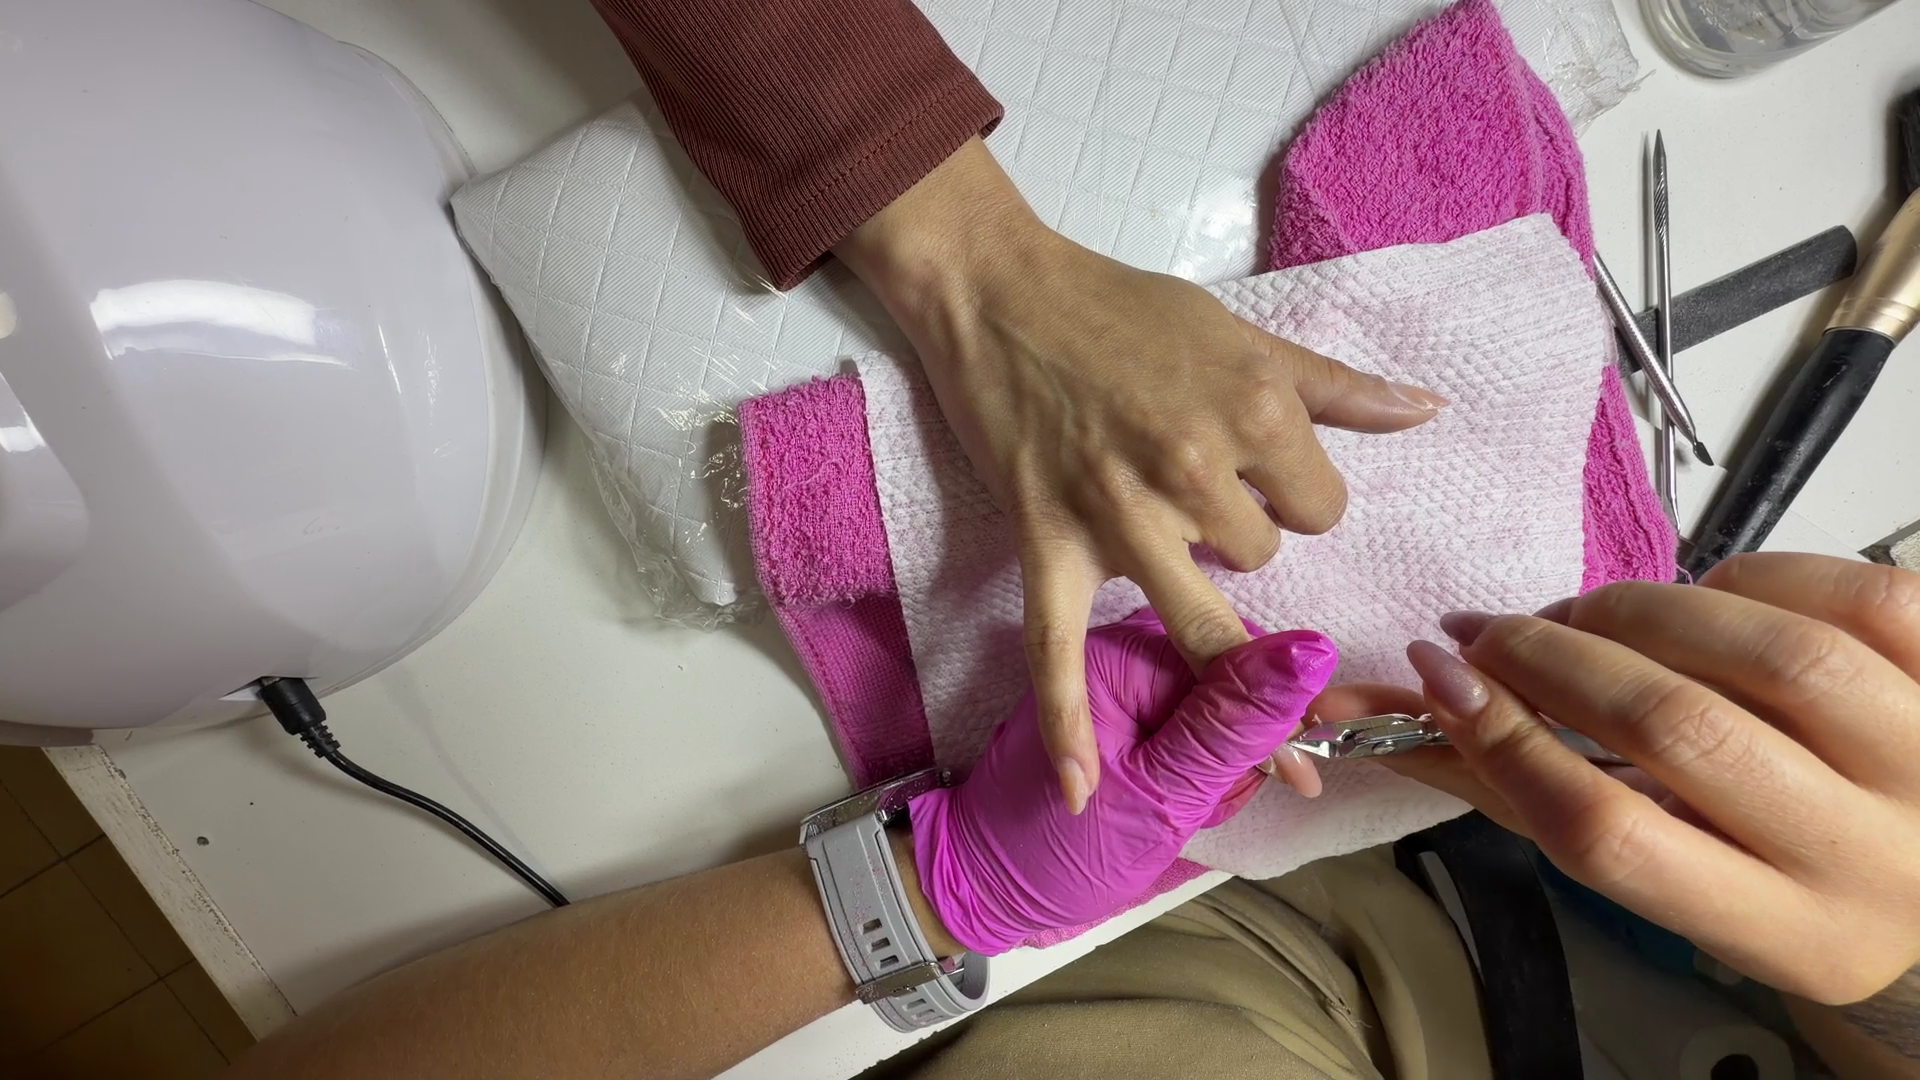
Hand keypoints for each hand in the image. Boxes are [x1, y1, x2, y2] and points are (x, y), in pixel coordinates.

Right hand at [835, 138, 1443, 810]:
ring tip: (1158, 537)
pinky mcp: (1048, 544)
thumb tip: (1426, 411)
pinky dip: (1068, 721)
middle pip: (1264, 561)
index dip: (1293, 493)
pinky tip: (1084, 790)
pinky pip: (1057, 647)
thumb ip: (1335, 384)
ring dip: (1197, 588)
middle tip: (1190, 487)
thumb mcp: (1239, 331)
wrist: (1005, 294)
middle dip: (1242, 534)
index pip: (1321, 507)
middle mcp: (1193, 474)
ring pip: (1204, 614)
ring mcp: (1117, 521)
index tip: (1251, 470)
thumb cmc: (1122, 307)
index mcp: (1253, 413)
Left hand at [908, 610, 1336, 954]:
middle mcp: (1117, 652)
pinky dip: (1190, 770)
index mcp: (1122, 655)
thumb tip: (1312, 651)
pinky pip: (1181, 727)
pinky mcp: (1115, 711)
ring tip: (1187, 809)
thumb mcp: (1161, 794)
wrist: (988, 884)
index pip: (1233, 655)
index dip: (1262, 723)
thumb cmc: (1063, 850)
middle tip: (1209, 802)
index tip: (1278, 780)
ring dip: (1214, 764)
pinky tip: (1175, 802)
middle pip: (1223, 678)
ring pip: (1209, 708)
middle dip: (1232, 748)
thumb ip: (1232, 724)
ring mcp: (1115, 681)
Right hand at [1379, 554, 1919, 1004]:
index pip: (1604, 829)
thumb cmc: (1738, 867)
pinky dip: (1746, 576)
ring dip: (1633, 612)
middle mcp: (1875, 859)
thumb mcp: (1616, 852)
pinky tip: (1705, 599)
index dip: (1501, 739)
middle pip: (1678, 729)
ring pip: (1769, 652)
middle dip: (1548, 658)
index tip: (1437, 674)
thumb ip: (1487, 776)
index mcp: (1769, 922)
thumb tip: (1355, 708)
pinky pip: (1860, 596)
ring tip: (1587, 618)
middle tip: (1491, 635)